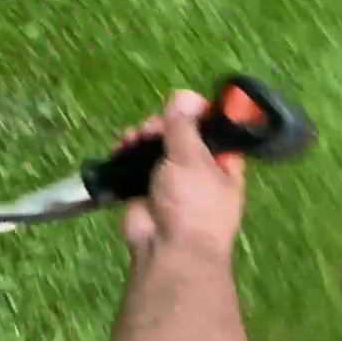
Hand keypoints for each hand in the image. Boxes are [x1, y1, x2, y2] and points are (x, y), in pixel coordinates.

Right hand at [113, 90, 245, 263]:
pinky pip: (134, 161)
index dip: (192, 115)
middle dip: (158, 126)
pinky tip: (119, 150)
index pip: (210, 129)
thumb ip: (184, 126)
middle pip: (176, 134)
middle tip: (147, 131)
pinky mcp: (144, 186)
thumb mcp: (191, 159)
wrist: (167, 247)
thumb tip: (185, 94)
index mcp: (222, 164)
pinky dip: (125, 153)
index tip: (175, 109)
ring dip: (139, 137)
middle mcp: (198, 170)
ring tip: (128, 141)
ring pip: (153, 145)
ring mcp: (170, 179)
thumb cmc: (192, 204)